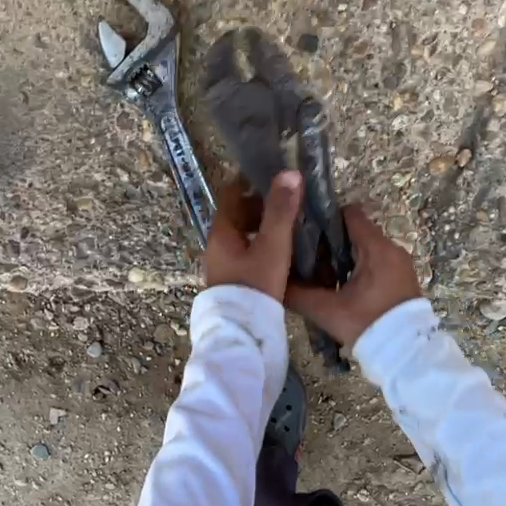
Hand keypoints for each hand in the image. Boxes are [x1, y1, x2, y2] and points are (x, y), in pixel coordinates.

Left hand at [204, 171, 302, 299]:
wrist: (243, 332)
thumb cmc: (256, 284)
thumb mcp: (273, 246)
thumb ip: (280, 211)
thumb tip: (289, 174)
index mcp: (221, 233)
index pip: (231, 195)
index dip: (251, 184)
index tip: (275, 179)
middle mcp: (216, 247)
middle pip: (236, 216)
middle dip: (259, 207)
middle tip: (287, 206)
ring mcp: (221, 265)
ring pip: (241, 236)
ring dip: (261, 229)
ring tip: (288, 229)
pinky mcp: (231, 281)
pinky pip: (244, 254)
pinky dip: (259, 246)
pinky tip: (279, 254)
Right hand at [285, 205, 422, 346]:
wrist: (407, 356)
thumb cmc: (368, 326)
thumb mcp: (328, 311)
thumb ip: (298, 294)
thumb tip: (274, 283)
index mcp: (377, 249)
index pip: (349, 214)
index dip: (324, 219)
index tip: (302, 232)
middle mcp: (391, 249)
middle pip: (354, 232)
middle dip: (328, 242)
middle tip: (303, 258)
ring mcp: (398, 264)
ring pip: (362, 249)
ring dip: (340, 258)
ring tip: (317, 275)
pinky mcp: (399, 279)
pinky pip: (372, 263)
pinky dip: (353, 269)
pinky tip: (336, 287)